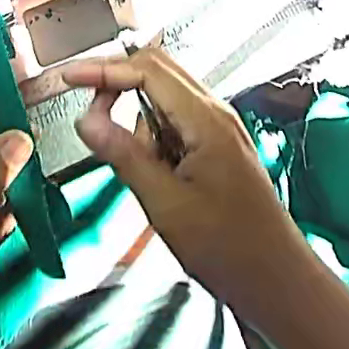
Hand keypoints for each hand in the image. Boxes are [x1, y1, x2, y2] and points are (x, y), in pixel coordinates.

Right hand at [60, 49, 304, 305]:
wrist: (278, 279)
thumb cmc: (230, 248)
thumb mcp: (165, 204)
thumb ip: (124, 156)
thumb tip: (86, 120)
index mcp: (206, 119)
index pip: (146, 70)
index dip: (104, 69)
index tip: (70, 77)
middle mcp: (215, 111)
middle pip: (157, 69)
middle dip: (117, 81)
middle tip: (89, 107)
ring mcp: (218, 124)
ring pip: (164, 94)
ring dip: (137, 114)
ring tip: (136, 164)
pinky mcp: (216, 141)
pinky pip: (175, 118)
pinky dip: (153, 133)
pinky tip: (155, 169)